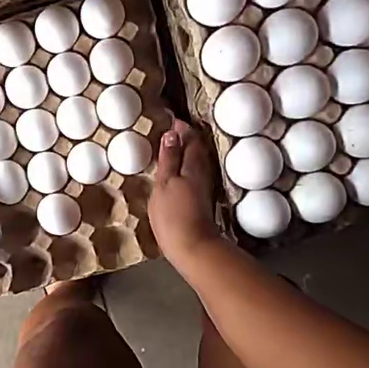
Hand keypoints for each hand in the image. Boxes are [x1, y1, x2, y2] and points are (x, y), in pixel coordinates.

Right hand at [149, 120, 221, 261]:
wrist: (193, 246)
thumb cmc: (174, 215)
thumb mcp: (164, 183)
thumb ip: (168, 159)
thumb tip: (172, 134)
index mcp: (193, 165)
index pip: (190, 139)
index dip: (182, 129)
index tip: (172, 121)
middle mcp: (203, 173)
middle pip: (197, 149)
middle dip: (187, 139)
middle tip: (173, 131)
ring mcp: (204, 188)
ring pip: (198, 162)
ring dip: (188, 153)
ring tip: (174, 149)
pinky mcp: (202, 201)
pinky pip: (196, 175)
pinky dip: (187, 168)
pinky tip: (179, 173)